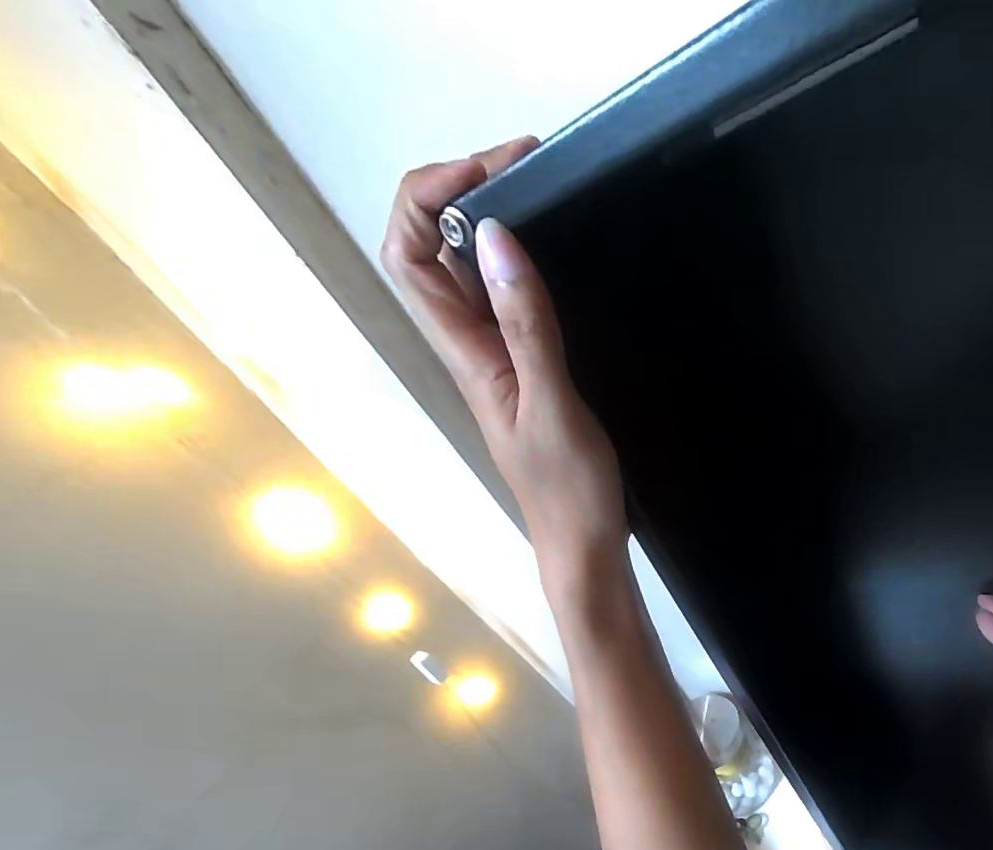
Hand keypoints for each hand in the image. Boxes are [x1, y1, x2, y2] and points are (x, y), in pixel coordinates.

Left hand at [381, 139, 626, 573]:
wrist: (582, 541)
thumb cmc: (568, 488)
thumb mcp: (553, 405)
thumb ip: (527, 327)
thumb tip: (498, 241)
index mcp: (465, 352)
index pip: (410, 254)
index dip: (429, 198)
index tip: (490, 171)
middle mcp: (472, 346)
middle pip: (430, 250)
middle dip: (459, 190)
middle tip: (525, 164)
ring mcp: (501, 357)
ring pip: (471, 272)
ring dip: (492, 220)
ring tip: (542, 189)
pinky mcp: (531, 369)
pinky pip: (510, 300)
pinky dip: (522, 262)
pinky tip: (556, 254)